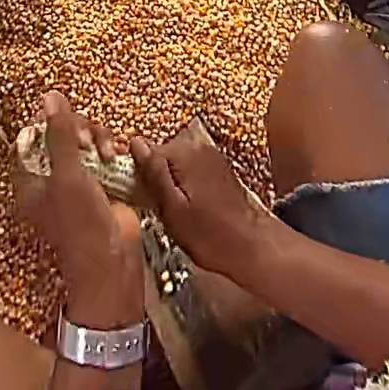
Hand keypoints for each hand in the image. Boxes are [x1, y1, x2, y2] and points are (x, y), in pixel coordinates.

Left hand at [18, 92, 145, 328]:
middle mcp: (54, 177)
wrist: (114, 265)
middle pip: (64, 133)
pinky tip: (118, 154)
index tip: (66, 120)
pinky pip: (104, 154)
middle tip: (89, 141)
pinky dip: (112, 150)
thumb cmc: (81, 225)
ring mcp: (80, 180)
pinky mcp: (103, 184)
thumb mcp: (67, 175)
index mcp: (33, 179)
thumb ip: (60, 134)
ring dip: (99, 139)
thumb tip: (50, 96)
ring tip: (107, 153)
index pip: (36, 136)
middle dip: (80, 130)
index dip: (50, 123)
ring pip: (87, 141)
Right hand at [130, 119, 284, 281]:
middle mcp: (197, 147)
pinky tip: (190, 209)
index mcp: (183, 153)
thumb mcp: (173, 209)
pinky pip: (189, 171)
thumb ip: (153, 173)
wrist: (254, 247)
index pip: (144, 150)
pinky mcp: (217, 169)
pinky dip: (184, 186)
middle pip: (160, 156)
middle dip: (154, 178)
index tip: (138, 196)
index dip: (136, 173)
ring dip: (169, 183)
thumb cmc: (210, 235)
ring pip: (174, 165)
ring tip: (175, 212)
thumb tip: (135, 143)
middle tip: (158, 209)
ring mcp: (209, 156)